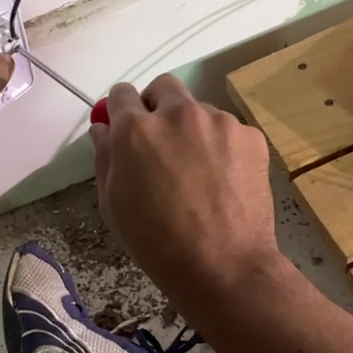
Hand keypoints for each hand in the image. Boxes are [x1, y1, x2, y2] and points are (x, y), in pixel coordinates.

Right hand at [89, 75, 285, 308]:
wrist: (223, 265)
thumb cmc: (156, 242)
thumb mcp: (113, 204)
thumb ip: (104, 157)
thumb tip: (103, 129)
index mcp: (135, 130)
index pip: (121, 94)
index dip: (120, 111)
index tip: (125, 129)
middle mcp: (177, 114)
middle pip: (162, 88)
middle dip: (157, 107)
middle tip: (160, 144)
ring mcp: (219, 122)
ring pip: (198, 110)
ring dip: (192, 129)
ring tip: (198, 172)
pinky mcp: (250, 136)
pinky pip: (228, 131)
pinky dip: (222, 147)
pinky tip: (223, 181)